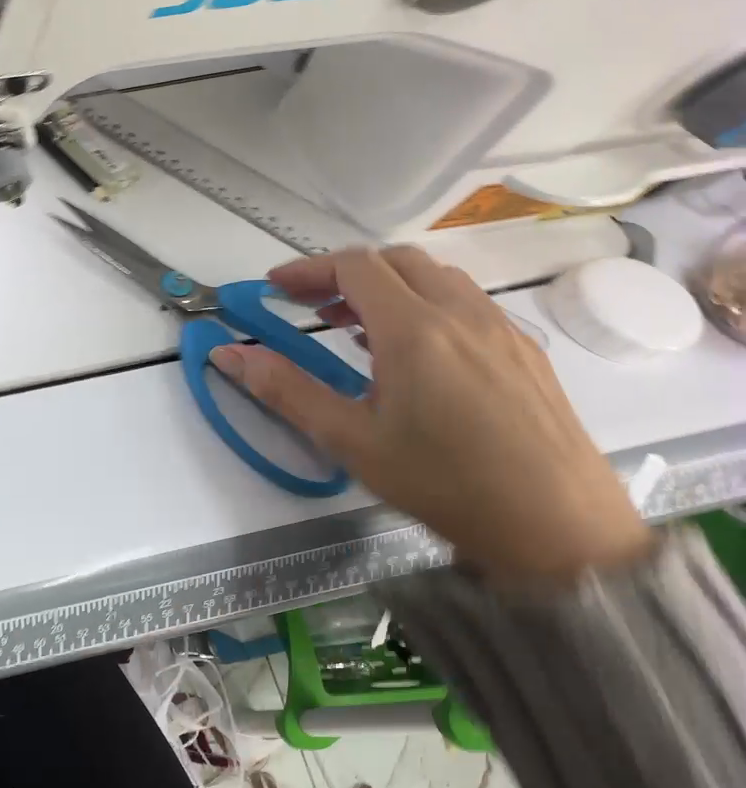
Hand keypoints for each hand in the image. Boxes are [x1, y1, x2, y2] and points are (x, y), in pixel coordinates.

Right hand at [209, 246, 650, 578]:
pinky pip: (467, 304)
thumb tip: (227, 354)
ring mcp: (502, 331)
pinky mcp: (525, 353)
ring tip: (352, 325)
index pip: (355, 267)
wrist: (559, 526)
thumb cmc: (442, 482)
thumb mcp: (349, 439)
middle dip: (344, 272)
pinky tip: (409, 353)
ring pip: (437, 277)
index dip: (307, 270)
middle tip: (307, 304)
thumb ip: (285, 389)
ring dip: (387, 285)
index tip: (272, 289)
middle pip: (397, 261)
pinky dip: (424, 304)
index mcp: (415, 330)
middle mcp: (462, 316)